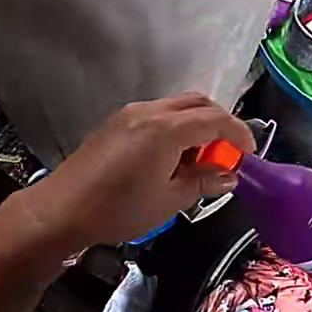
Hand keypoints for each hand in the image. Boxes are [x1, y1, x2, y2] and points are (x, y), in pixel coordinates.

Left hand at [0, 93, 252, 260]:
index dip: (239, 134)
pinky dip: (173, 128)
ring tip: (197, 161)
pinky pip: (155, 115)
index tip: (248, 154)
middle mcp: (148, 111)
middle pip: (196, 103)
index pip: (215, 118)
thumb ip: (203, 181)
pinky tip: (170, 158)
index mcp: (165, 128)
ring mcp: (128, 113)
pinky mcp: (115, 123)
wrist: (63, 208)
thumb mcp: (169, 200)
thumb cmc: (119, 208)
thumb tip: (228, 174)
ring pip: (175, 107)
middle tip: (225, 155)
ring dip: (194, 126)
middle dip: (218, 124)